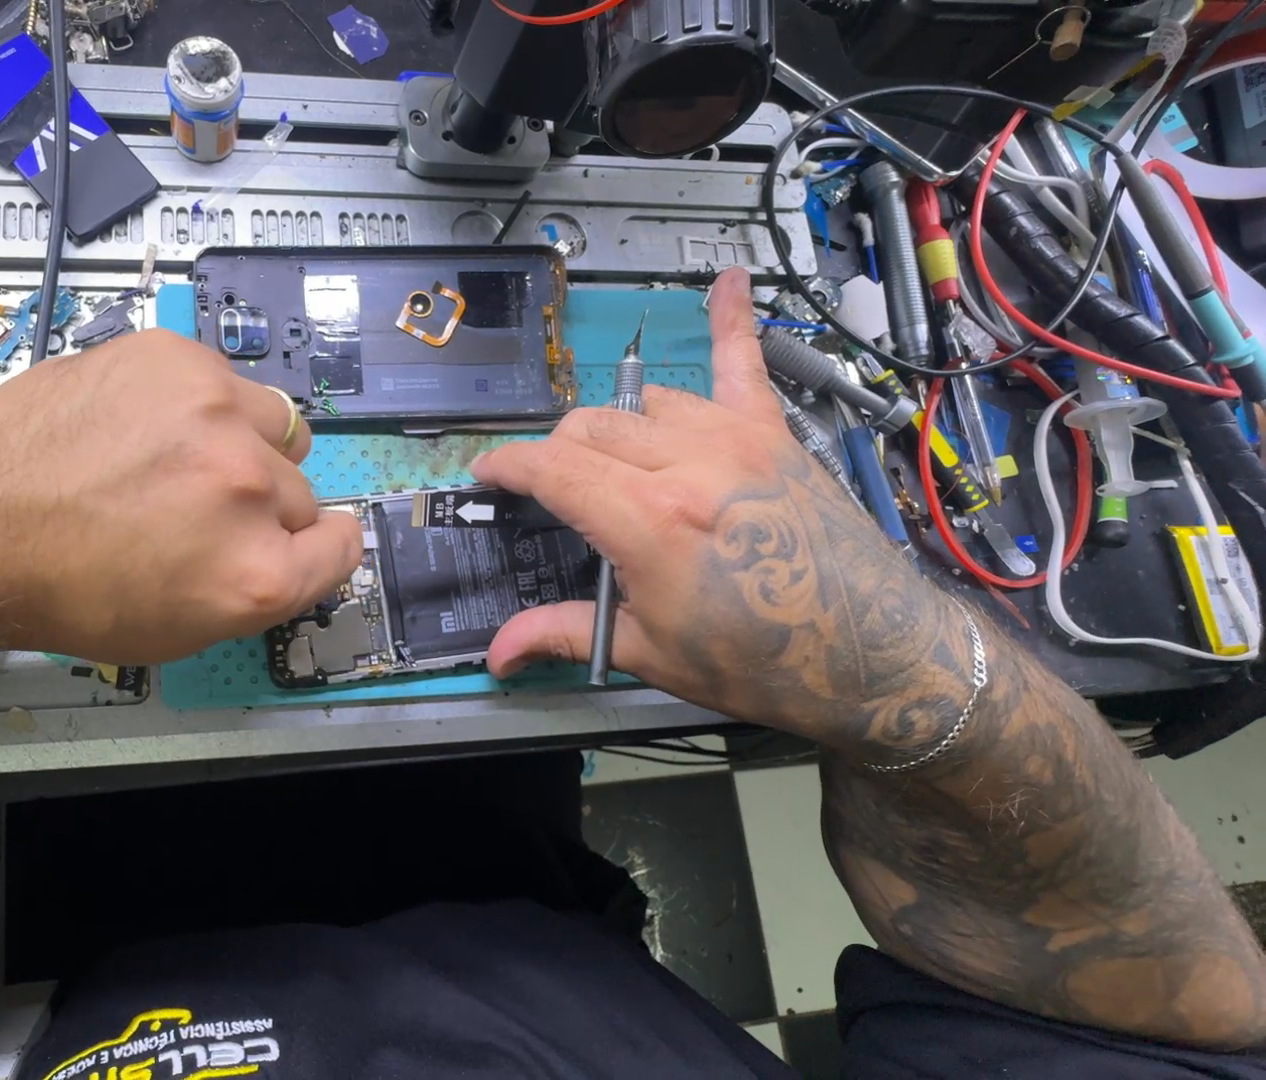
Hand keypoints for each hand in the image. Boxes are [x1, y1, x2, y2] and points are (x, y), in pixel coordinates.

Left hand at [0, 329, 361, 664]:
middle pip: (305, 492)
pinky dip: (201, 406)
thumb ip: (258, 588)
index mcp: (254, 574)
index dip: (317, 548)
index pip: (345, 546)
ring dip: (245, 445)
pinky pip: (227, 383)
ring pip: (278, 427)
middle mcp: (248, 488)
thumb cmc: (65, 590)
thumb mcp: (180, 629)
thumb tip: (291, 546)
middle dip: (262, 507)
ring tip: (179, 458)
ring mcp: (214, 413)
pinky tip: (148, 425)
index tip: (296, 541)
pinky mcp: (175, 358)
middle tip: (197, 510)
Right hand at [472, 269, 962, 742]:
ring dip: (612, 424)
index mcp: (648, 520)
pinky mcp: (773, 435)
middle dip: (554, 451)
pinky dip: (731, 322)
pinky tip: (728, 279)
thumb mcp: (646, 652)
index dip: (506, 465)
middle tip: (551, 489)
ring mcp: (735, 440)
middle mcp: (688, 464)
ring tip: (610, 457)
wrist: (873, 656)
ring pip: (643, 401)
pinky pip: (745, 364)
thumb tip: (497, 655)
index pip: (550, 467)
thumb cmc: (756, 661)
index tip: (485, 472)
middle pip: (589, 426)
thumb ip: (561, 634)